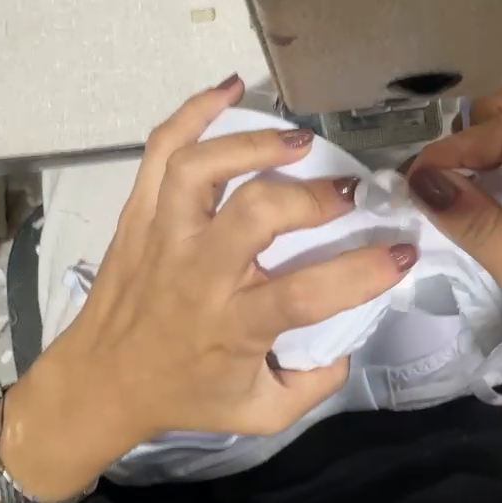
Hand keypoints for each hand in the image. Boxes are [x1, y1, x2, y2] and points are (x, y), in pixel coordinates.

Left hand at [2, 75, 417, 498]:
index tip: (402, 252)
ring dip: (254, 143)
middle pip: (255, 214)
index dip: (362, 271)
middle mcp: (196, 273)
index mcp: (231, 324)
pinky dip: (193, 112)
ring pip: (201, 169)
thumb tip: (350, 337)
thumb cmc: (185, 394)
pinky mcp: (139, 213)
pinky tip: (230, 89)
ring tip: (297, 140)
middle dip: (313, 197)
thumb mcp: (259, 413)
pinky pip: (160, 150)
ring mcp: (162, 235)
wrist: (99, 383)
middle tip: (348, 194)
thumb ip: (314, 382)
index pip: (304, 294)